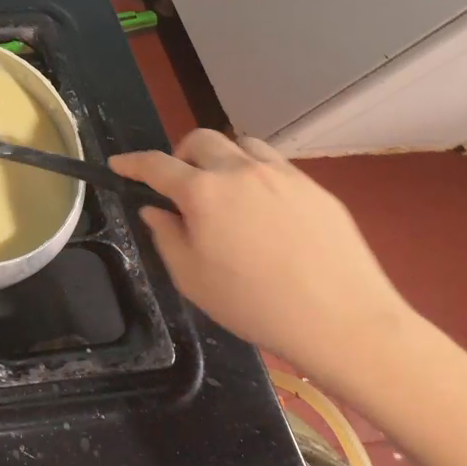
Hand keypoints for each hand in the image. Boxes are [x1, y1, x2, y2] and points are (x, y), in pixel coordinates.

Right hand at [111, 129, 412, 377]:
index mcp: (202, 192)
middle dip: (181, 155)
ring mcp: (281, 175)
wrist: (348, 325)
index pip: (155, 164)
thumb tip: (157, 212)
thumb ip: (166, 237)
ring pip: (241, 144)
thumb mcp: (193, 280)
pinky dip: (258, 174)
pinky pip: (276, 166)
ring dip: (223, 158)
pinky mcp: (316, 189)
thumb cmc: (258, 306)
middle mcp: (238, 171)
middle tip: (182, 185)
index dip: (131, 162)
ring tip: (226, 189)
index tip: (118, 165)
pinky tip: (266, 209)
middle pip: (199, 140)